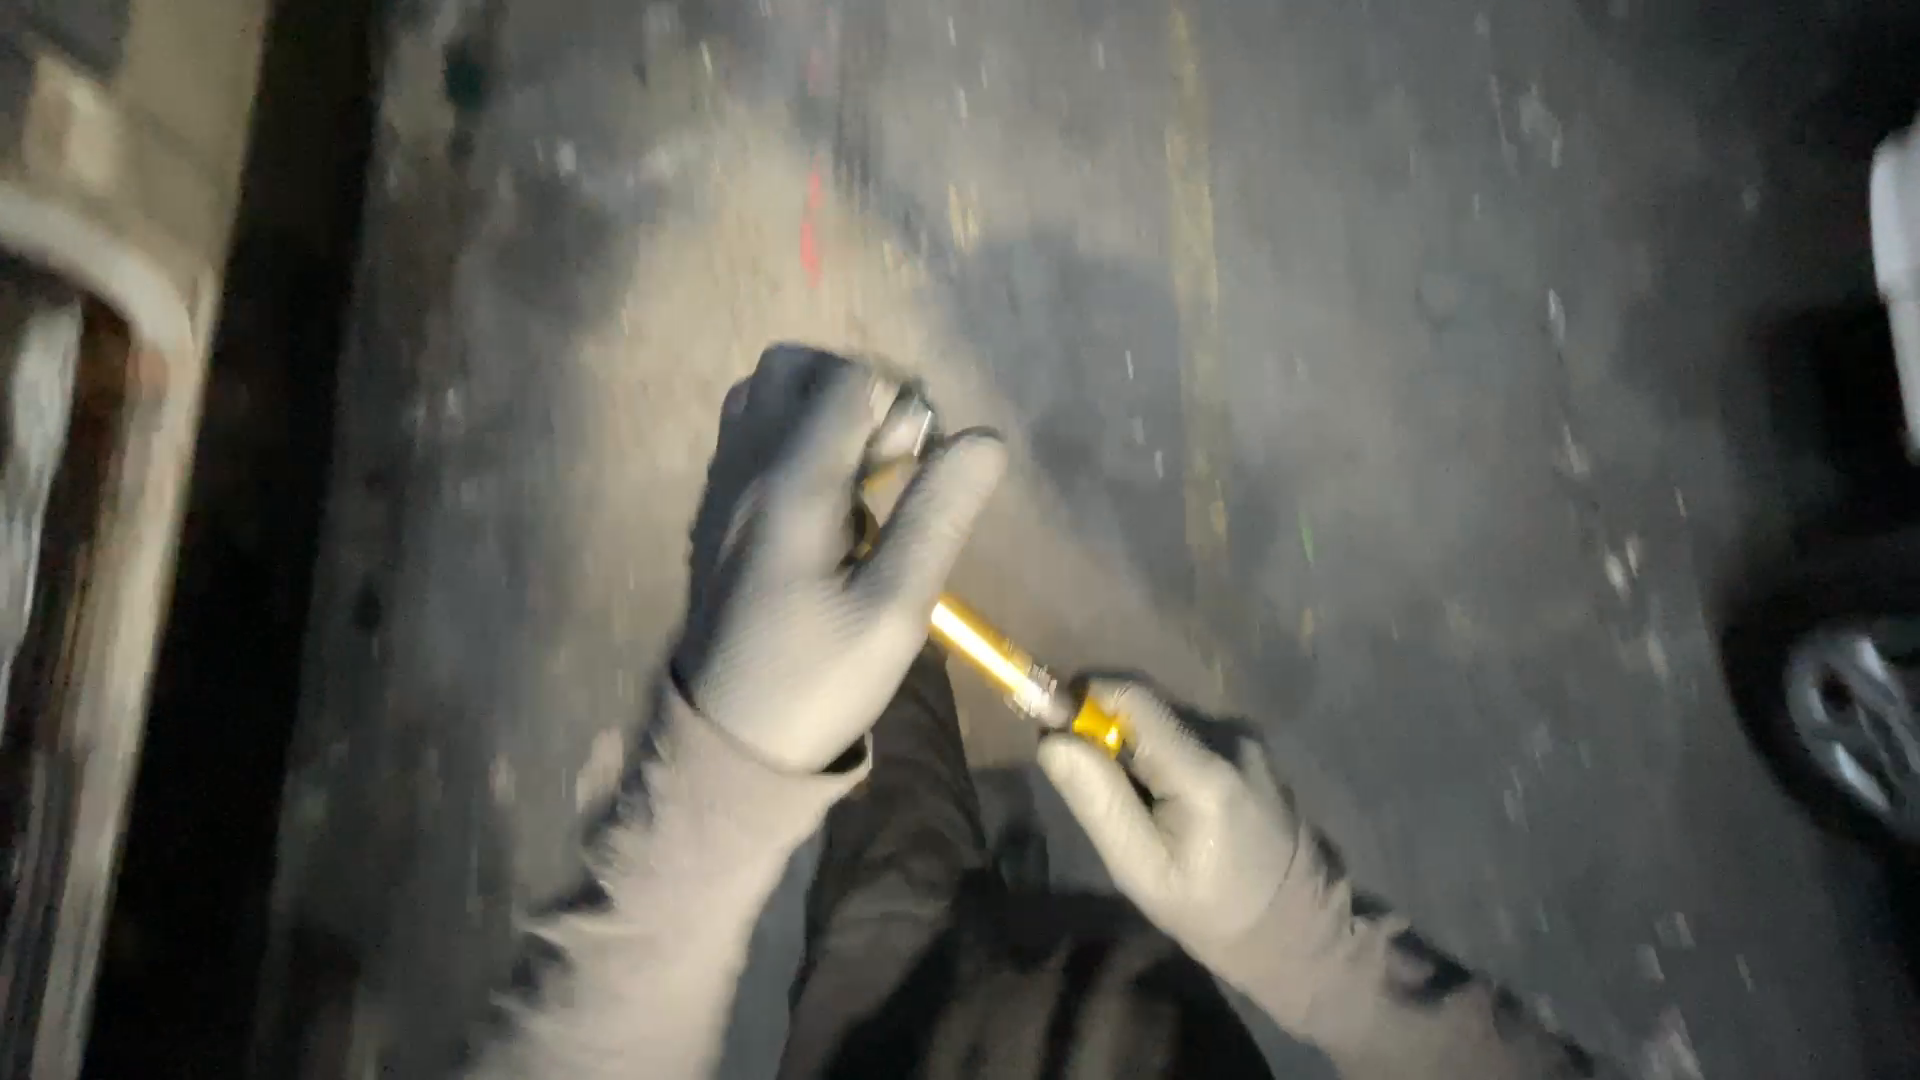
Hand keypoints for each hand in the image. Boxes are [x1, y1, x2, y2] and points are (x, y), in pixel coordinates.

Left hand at [674, 346, 1005, 772]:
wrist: (726, 742)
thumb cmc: (819, 681)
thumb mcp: (896, 609)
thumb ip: (938, 516)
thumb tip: (986, 439)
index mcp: (792, 486)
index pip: (848, 382)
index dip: (900, 403)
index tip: (921, 461)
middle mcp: (745, 469)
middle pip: (794, 367)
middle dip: (856, 390)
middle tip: (890, 455)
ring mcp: (721, 488)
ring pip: (762, 395)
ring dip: (819, 410)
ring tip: (858, 473)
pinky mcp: (715, 513)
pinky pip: (748, 435)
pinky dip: (791, 436)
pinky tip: (821, 499)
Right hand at [1036, 681, 1298, 970]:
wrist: (1294, 930)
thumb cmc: (1209, 910)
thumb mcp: (1140, 869)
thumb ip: (1097, 800)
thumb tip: (1051, 739)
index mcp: (1203, 770)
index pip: (1131, 697)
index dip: (1083, 699)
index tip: (1054, 726)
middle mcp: (1229, 738)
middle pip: (1146, 709)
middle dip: (1107, 732)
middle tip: (1094, 784)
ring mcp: (1245, 741)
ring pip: (1165, 722)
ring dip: (1137, 748)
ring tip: (1138, 803)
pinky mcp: (1251, 749)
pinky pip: (1188, 735)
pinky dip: (1165, 756)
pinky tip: (1171, 801)